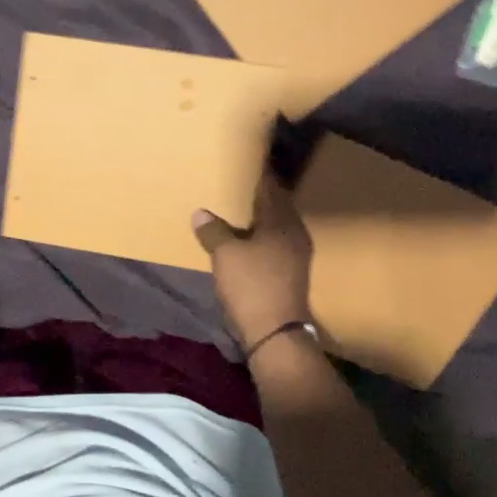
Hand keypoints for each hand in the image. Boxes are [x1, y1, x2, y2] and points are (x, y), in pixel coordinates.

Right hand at [193, 172, 314, 349]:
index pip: (271, 187)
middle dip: (256, 197)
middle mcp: (295, 232)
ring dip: (257, 220)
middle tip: (233, 187)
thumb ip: (213, 230)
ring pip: (275, 227)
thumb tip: (200, 213)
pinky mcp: (291, 273)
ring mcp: (296, 255)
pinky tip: (243, 243)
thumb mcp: (225, 255)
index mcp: (282, 220)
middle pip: (276, 206)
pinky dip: (259, 239)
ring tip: (233, 213)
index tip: (243, 164)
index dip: (257, 175)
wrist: (275, 331)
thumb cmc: (252, 285)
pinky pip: (273, 245)